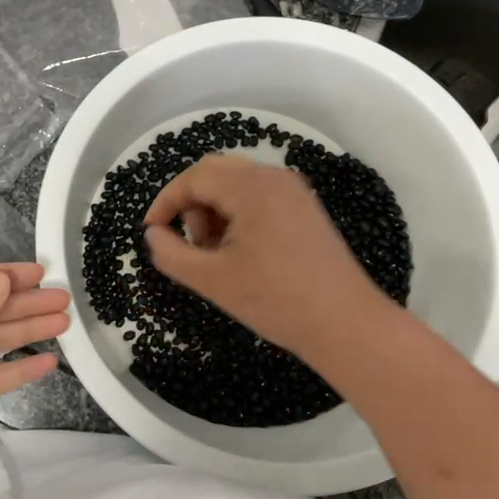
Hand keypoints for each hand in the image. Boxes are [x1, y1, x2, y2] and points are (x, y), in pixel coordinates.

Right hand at [144, 155, 393, 358]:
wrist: (346, 325)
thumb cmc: (276, 300)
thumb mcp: (212, 280)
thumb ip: (171, 254)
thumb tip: (153, 235)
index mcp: (252, 187)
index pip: (194, 177)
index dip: (165, 201)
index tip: (151, 231)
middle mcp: (275, 178)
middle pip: (216, 173)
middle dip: (191, 205)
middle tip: (187, 243)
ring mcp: (294, 193)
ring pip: (237, 185)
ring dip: (214, 211)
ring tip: (214, 255)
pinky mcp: (305, 210)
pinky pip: (259, 198)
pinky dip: (238, 216)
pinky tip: (240, 255)